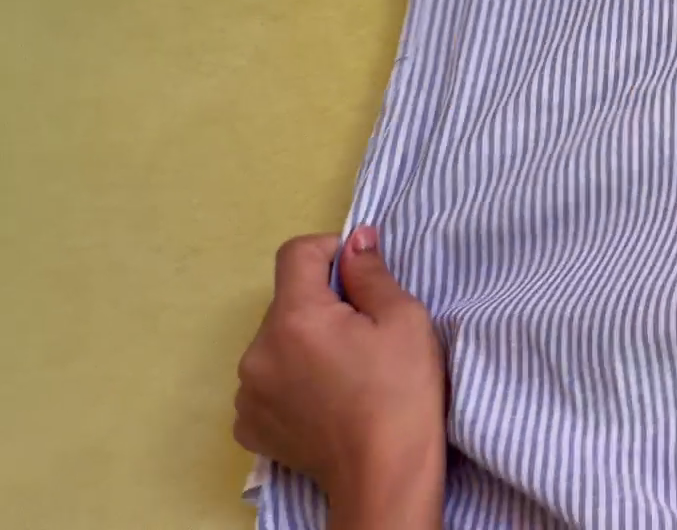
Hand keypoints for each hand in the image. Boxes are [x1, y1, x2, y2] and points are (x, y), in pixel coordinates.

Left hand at [235, 227, 445, 526]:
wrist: (384, 466)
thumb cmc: (402, 383)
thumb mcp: (403, 316)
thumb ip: (372, 274)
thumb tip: (357, 239)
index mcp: (295, 319)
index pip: (296, 253)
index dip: (333, 249)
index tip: (364, 272)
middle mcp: (256, 352)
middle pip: (289, 300)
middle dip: (326, 301)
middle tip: (369, 327)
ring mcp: (246, 393)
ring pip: (279, 340)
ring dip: (309, 338)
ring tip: (351, 365)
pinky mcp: (248, 425)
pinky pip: (269, 378)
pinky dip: (296, 374)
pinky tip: (330, 393)